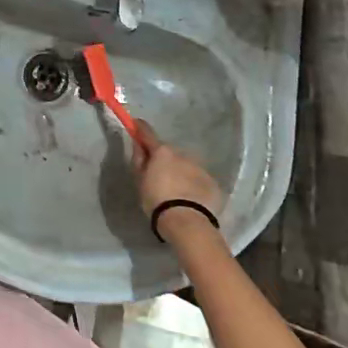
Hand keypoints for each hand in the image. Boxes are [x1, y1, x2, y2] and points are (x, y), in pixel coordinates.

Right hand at [132, 119, 223, 241]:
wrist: (187, 222)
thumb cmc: (157, 201)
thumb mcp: (140, 181)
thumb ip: (139, 159)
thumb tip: (138, 143)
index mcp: (162, 152)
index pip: (148, 133)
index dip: (140, 128)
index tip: (136, 125)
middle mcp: (182, 154)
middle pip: (169, 152)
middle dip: (164, 160)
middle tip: (159, 177)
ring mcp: (199, 167)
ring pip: (185, 165)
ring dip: (179, 172)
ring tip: (176, 192)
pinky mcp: (212, 182)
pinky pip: (198, 179)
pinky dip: (193, 185)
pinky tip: (190, 199)